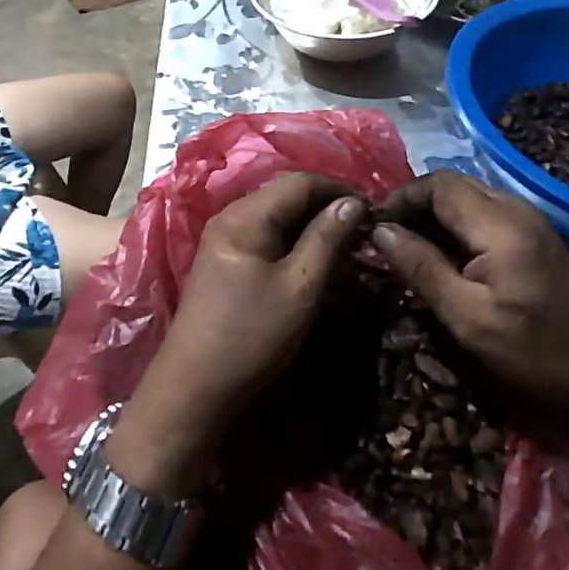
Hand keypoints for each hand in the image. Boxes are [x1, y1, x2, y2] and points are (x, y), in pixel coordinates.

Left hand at [108, 173, 366, 495]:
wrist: (193, 387)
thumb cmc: (251, 335)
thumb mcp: (300, 286)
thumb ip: (327, 238)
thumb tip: (353, 202)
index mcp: (246, 215)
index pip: (301, 182)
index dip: (340, 189)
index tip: (375, 209)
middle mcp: (231, 215)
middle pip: (287, 194)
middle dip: (328, 205)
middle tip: (365, 227)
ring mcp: (223, 237)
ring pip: (277, 214)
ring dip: (312, 222)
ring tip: (347, 242)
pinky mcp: (224, 259)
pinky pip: (266, 233)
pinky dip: (294, 238)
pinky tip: (315, 256)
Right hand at [371, 172, 568, 415]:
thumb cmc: (535, 350)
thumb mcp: (469, 318)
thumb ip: (422, 268)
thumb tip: (379, 231)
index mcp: (499, 225)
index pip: (437, 185)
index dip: (400, 199)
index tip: (374, 228)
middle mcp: (513, 207)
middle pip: (450, 184)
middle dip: (412, 205)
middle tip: (385, 239)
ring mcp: (525, 216)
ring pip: (463, 194)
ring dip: (430, 213)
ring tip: (405, 247)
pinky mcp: (529, 230)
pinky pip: (479, 210)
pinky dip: (451, 223)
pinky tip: (440, 254)